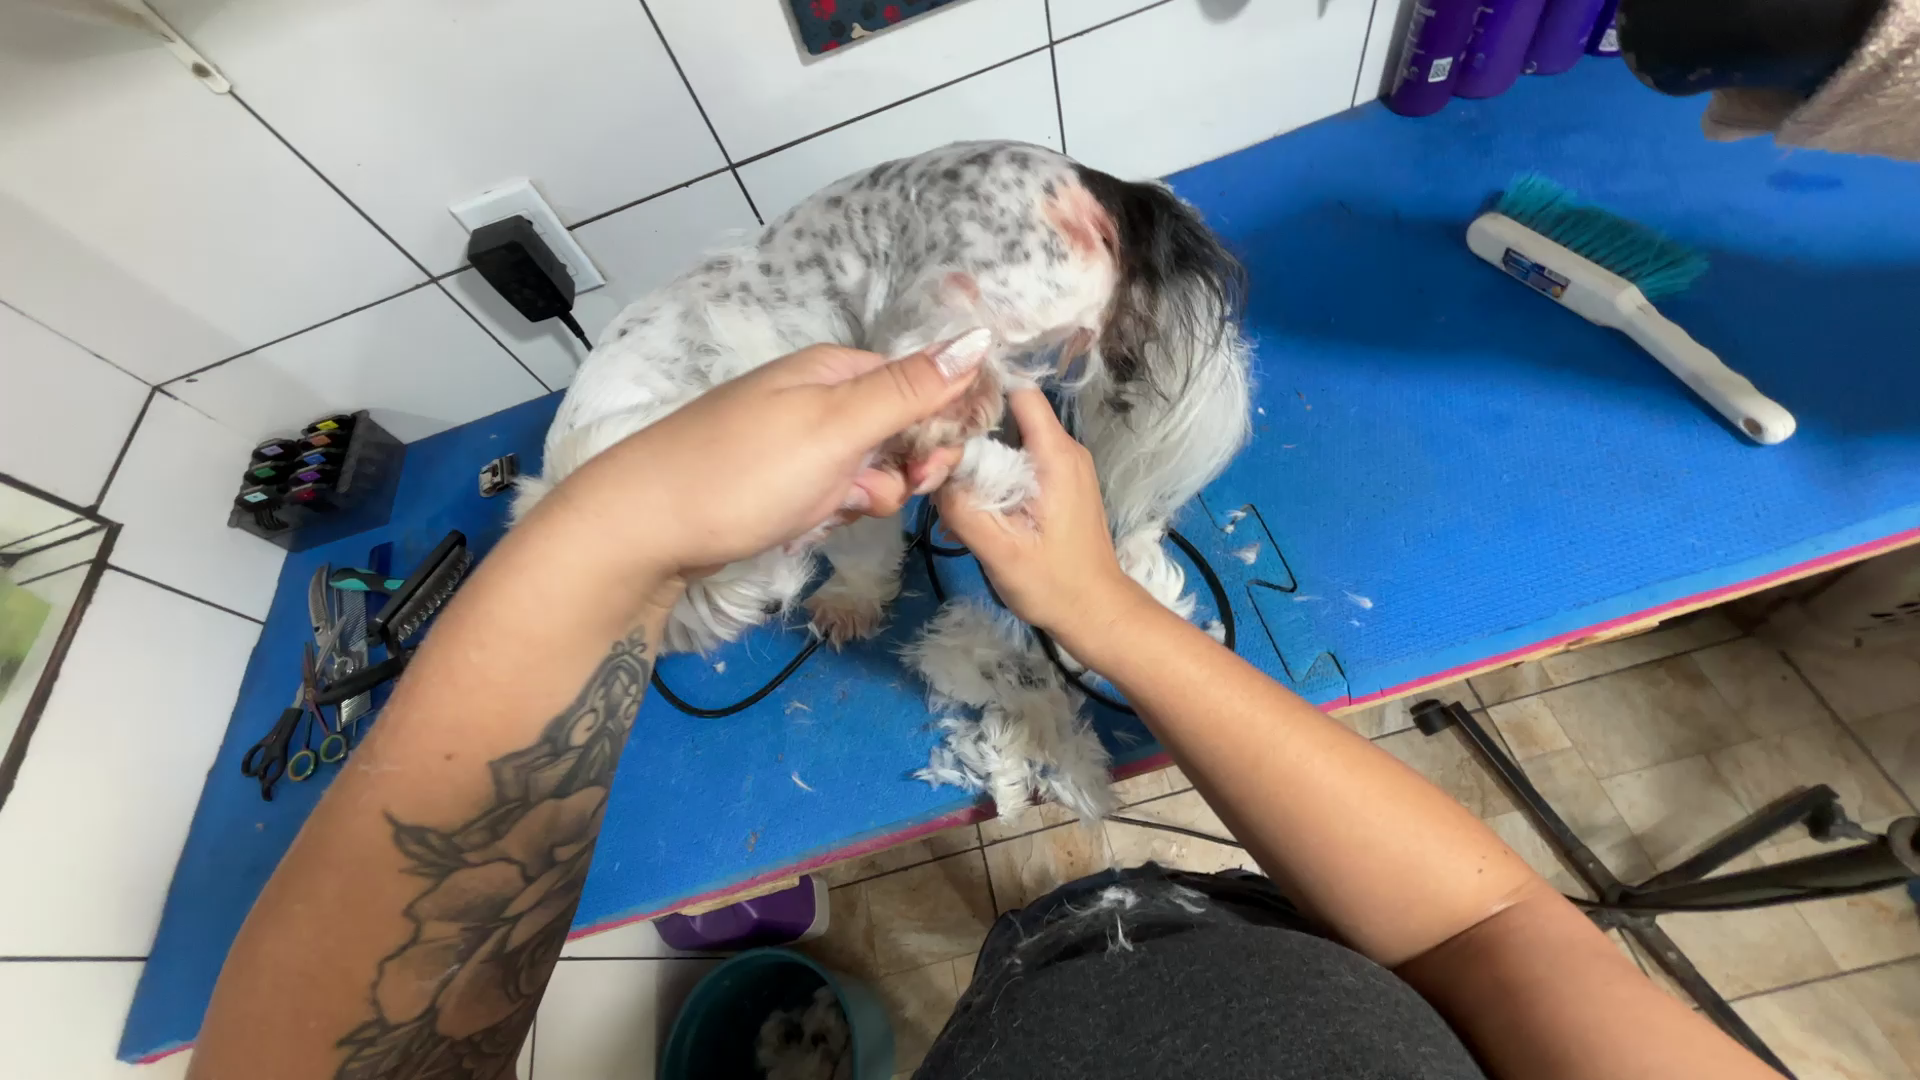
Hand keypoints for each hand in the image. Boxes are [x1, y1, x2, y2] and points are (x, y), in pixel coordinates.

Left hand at [537, 331, 991, 576]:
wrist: (647, 528)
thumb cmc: (747, 471)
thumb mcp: (836, 426)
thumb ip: (909, 389)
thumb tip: (978, 339)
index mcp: (836, 370)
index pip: (921, 381)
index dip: (944, 420)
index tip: (942, 460)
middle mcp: (822, 399)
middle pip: (900, 426)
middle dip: (910, 462)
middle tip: (898, 490)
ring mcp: (803, 443)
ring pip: (873, 465)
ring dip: (874, 490)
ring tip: (843, 506)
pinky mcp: (786, 483)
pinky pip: (839, 491)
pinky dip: (840, 507)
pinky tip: (818, 518)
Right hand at [934, 388, 1148, 650]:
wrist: (1097, 613)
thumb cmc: (1054, 583)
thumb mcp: (1000, 550)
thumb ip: (962, 508)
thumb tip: (928, 471)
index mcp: (1056, 454)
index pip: (1018, 391)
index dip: (979, 393)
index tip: (940, 410)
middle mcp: (1065, 449)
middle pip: (1010, 415)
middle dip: (970, 429)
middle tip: (930, 452)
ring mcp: (1064, 467)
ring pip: (1012, 440)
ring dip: (978, 457)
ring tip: (943, 480)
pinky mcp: (1059, 485)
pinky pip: (1020, 462)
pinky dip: (993, 475)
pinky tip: (969, 504)